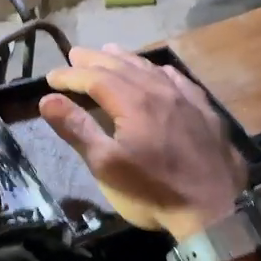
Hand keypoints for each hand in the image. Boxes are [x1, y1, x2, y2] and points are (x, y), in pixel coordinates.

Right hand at [41, 44, 246, 237]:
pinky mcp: (205, 113)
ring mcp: (187, 100)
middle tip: (75, 53)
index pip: (96, 78)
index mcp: (134, 102)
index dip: (71, 75)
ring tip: (110, 51)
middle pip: (123, 67)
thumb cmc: (150, 191)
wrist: (212, 209)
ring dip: (127, 59)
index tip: (50, 76)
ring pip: (152, 70)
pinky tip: (159, 71)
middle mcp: (161, 92)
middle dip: (96, 60)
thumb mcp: (105, 165)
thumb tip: (48, 100)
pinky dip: (160, 72)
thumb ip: (77, 129)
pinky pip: (179, 81)